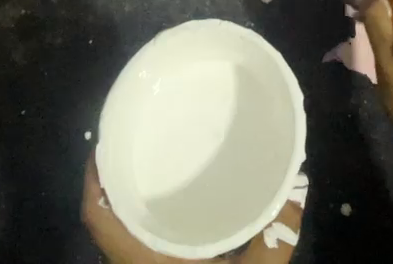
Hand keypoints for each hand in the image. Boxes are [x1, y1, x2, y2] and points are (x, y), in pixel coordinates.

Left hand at [82, 153, 302, 263]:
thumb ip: (276, 235)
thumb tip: (299, 183)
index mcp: (140, 261)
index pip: (96, 216)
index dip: (93, 177)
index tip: (108, 141)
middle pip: (104, 222)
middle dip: (114, 183)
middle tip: (138, 143)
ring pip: (118, 238)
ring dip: (127, 207)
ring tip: (151, 168)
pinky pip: (132, 249)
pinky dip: (141, 228)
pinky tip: (167, 215)